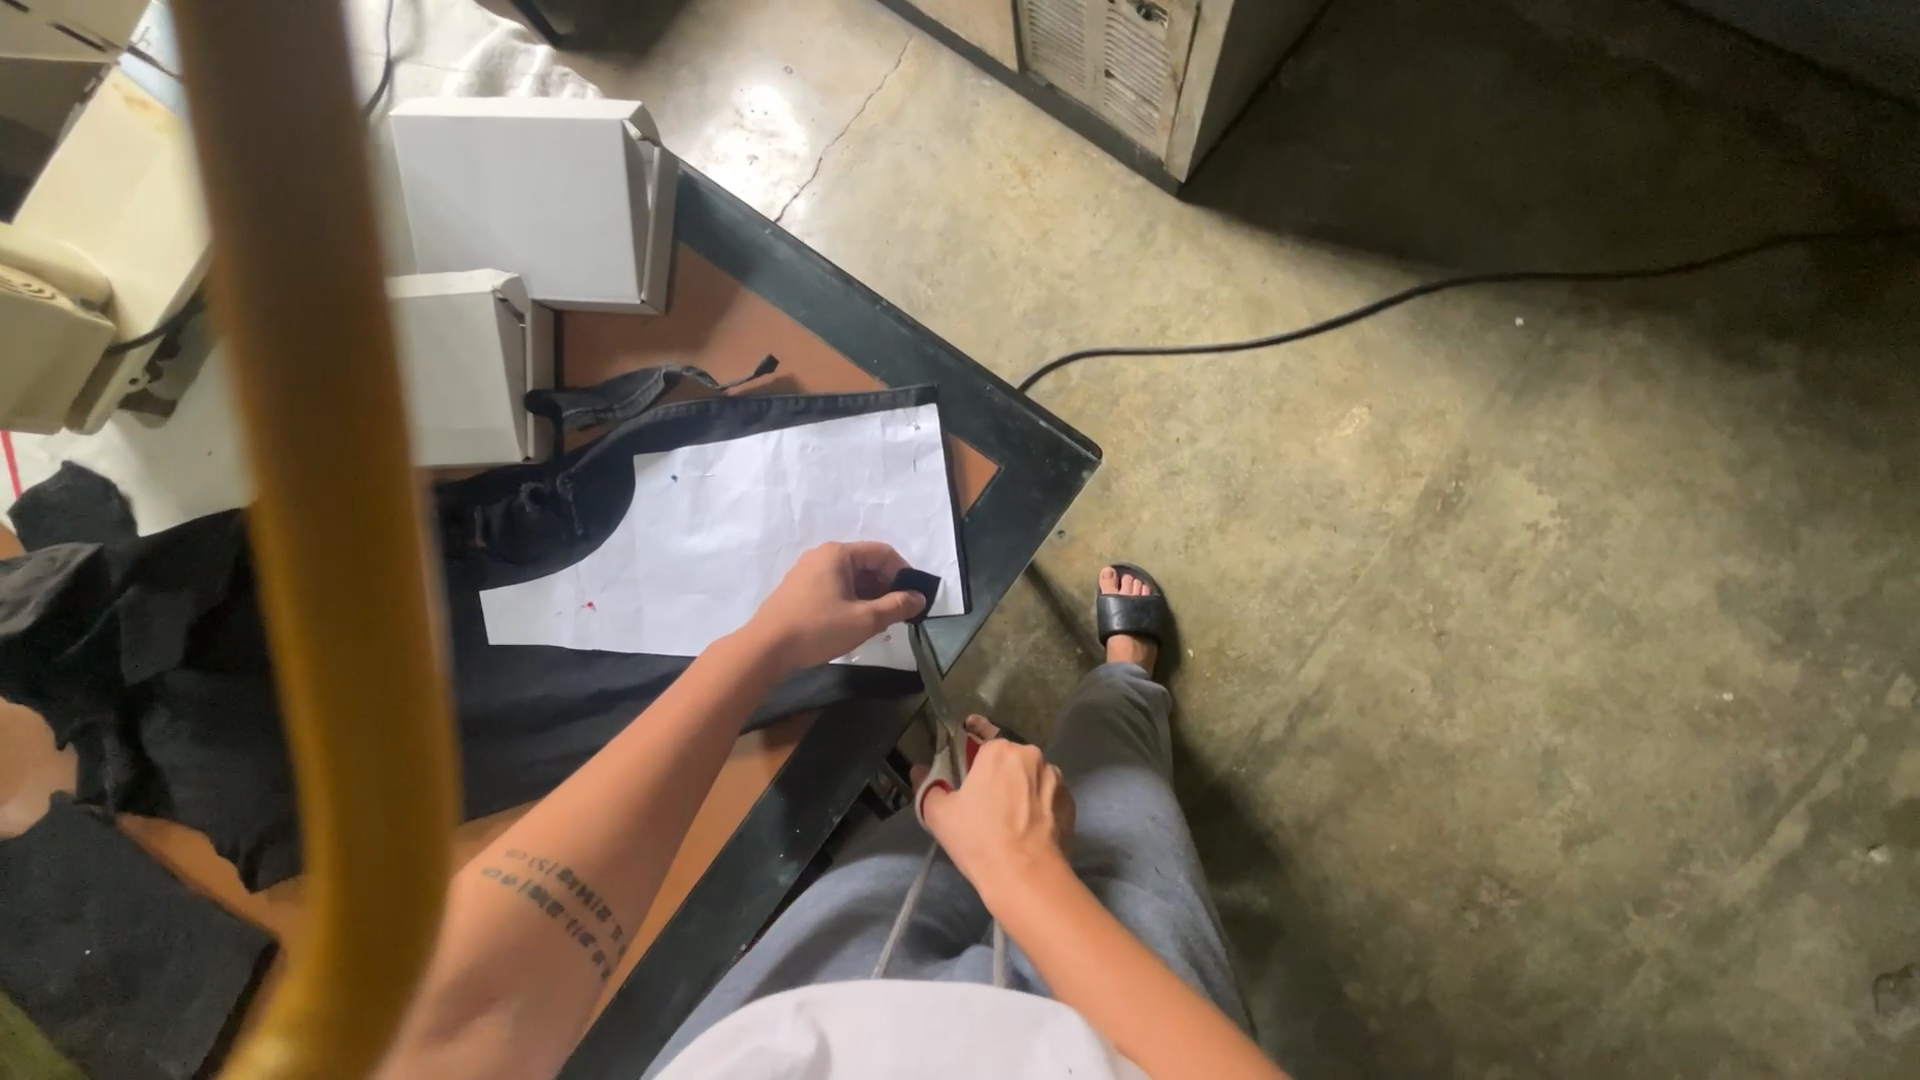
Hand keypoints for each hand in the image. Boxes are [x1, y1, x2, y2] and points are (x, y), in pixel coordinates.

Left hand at [742, 542, 926, 670]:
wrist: (765, 649)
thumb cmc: (817, 628)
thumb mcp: (864, 620)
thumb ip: (896, 606)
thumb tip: (919, 598)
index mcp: (838, 554)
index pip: (882, 552)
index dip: (903, 573)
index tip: (912, 599)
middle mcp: (821, 556)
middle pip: (866, 564)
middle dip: (886, 587)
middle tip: (897, 614)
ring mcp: (807, 572)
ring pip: (850, 578)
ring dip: (870, 597)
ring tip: (878, 623)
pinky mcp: (798, 591)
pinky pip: (834, 588)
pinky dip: (851, 601)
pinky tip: (854, 624)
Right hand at [920, 734, 1075, 903]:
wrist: (1027, 878)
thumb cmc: (979, 839)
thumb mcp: (940, 815)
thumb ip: (927, 786)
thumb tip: (920, 771)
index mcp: (1000, 750)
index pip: (984, 737)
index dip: (973, 746)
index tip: (968, 761)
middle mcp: (1032, 756)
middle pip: (1010, 758)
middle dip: (999, 773)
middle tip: (985, 799)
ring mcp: (1056, 779)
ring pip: (1032, 777)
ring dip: (1022, 788)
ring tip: (1010, 818)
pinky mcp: (1071, 803)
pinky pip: (1050, 797)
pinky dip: (1040, 807)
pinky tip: (1029, 829)